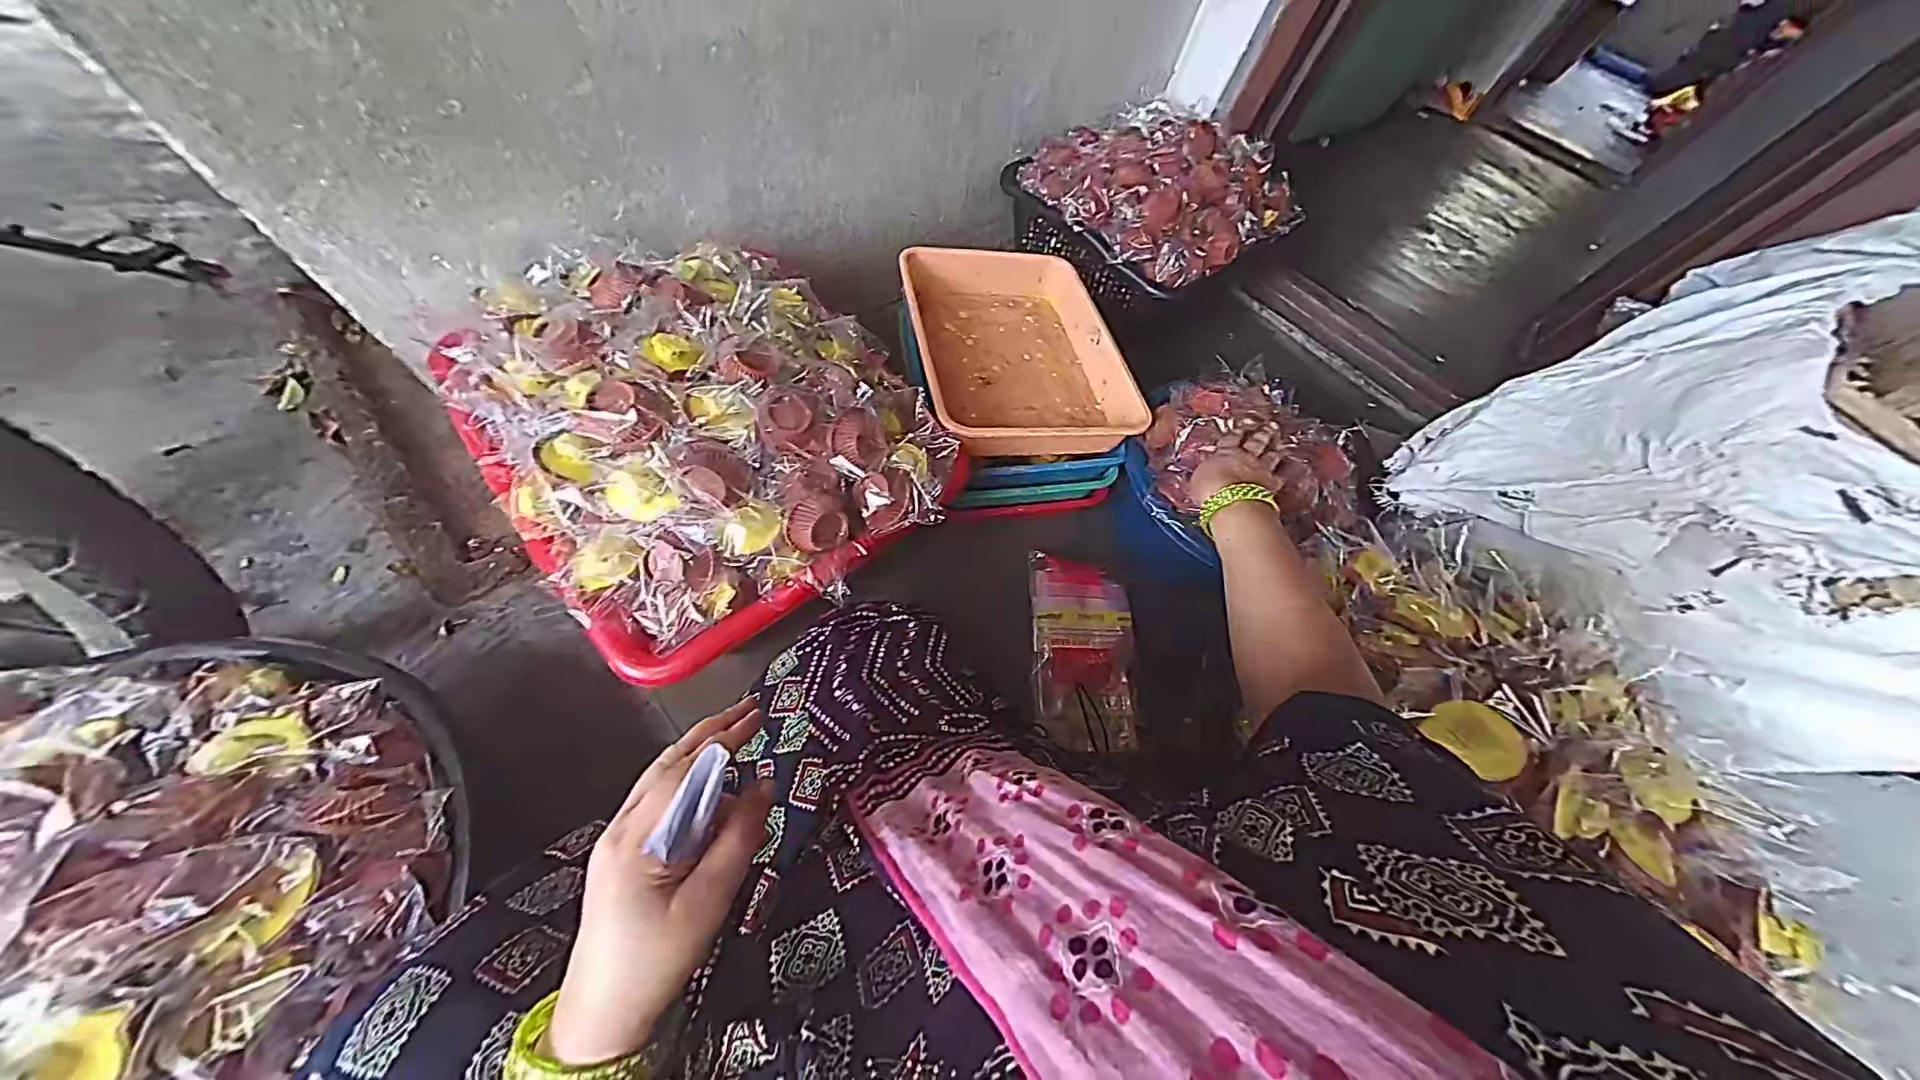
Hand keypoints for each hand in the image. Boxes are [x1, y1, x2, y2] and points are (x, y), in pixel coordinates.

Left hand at [546, 698, 772, 1064]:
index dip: (722, 739)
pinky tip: (711, 786)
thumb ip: (738, 839)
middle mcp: (621, 828)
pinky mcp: (621, 852)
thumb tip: (764, 787)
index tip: (756, 717)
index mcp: (637, 838)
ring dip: (698, 752)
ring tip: (734, 734)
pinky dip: (688, 780)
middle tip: (749, 711)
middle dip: (710, 732)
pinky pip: (658, 800)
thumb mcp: (708, 901)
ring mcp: (617, 839)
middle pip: (668, 764)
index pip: (685, 771)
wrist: (601, 1014)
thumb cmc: (655, 960)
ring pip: (660, 779)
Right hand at [1189, 423, 1289, 504]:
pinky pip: (1282, 474)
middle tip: (1268, 426)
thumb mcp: (1197, 478)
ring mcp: (1261, 470)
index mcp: (1225, 453)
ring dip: (1275, 447)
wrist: (1230, 501)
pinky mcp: (1273, 484)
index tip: (1243, 425)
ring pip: (1271, 454)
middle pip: (1256, 441)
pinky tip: (1290, 466)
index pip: (1232, 438)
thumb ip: (1205, 471)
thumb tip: (1204, 471)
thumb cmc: (1209, 490)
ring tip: (1279, 441)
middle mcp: (1246, 458)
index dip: (1238, 431)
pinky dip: (1286, 468)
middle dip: (1262, 433)